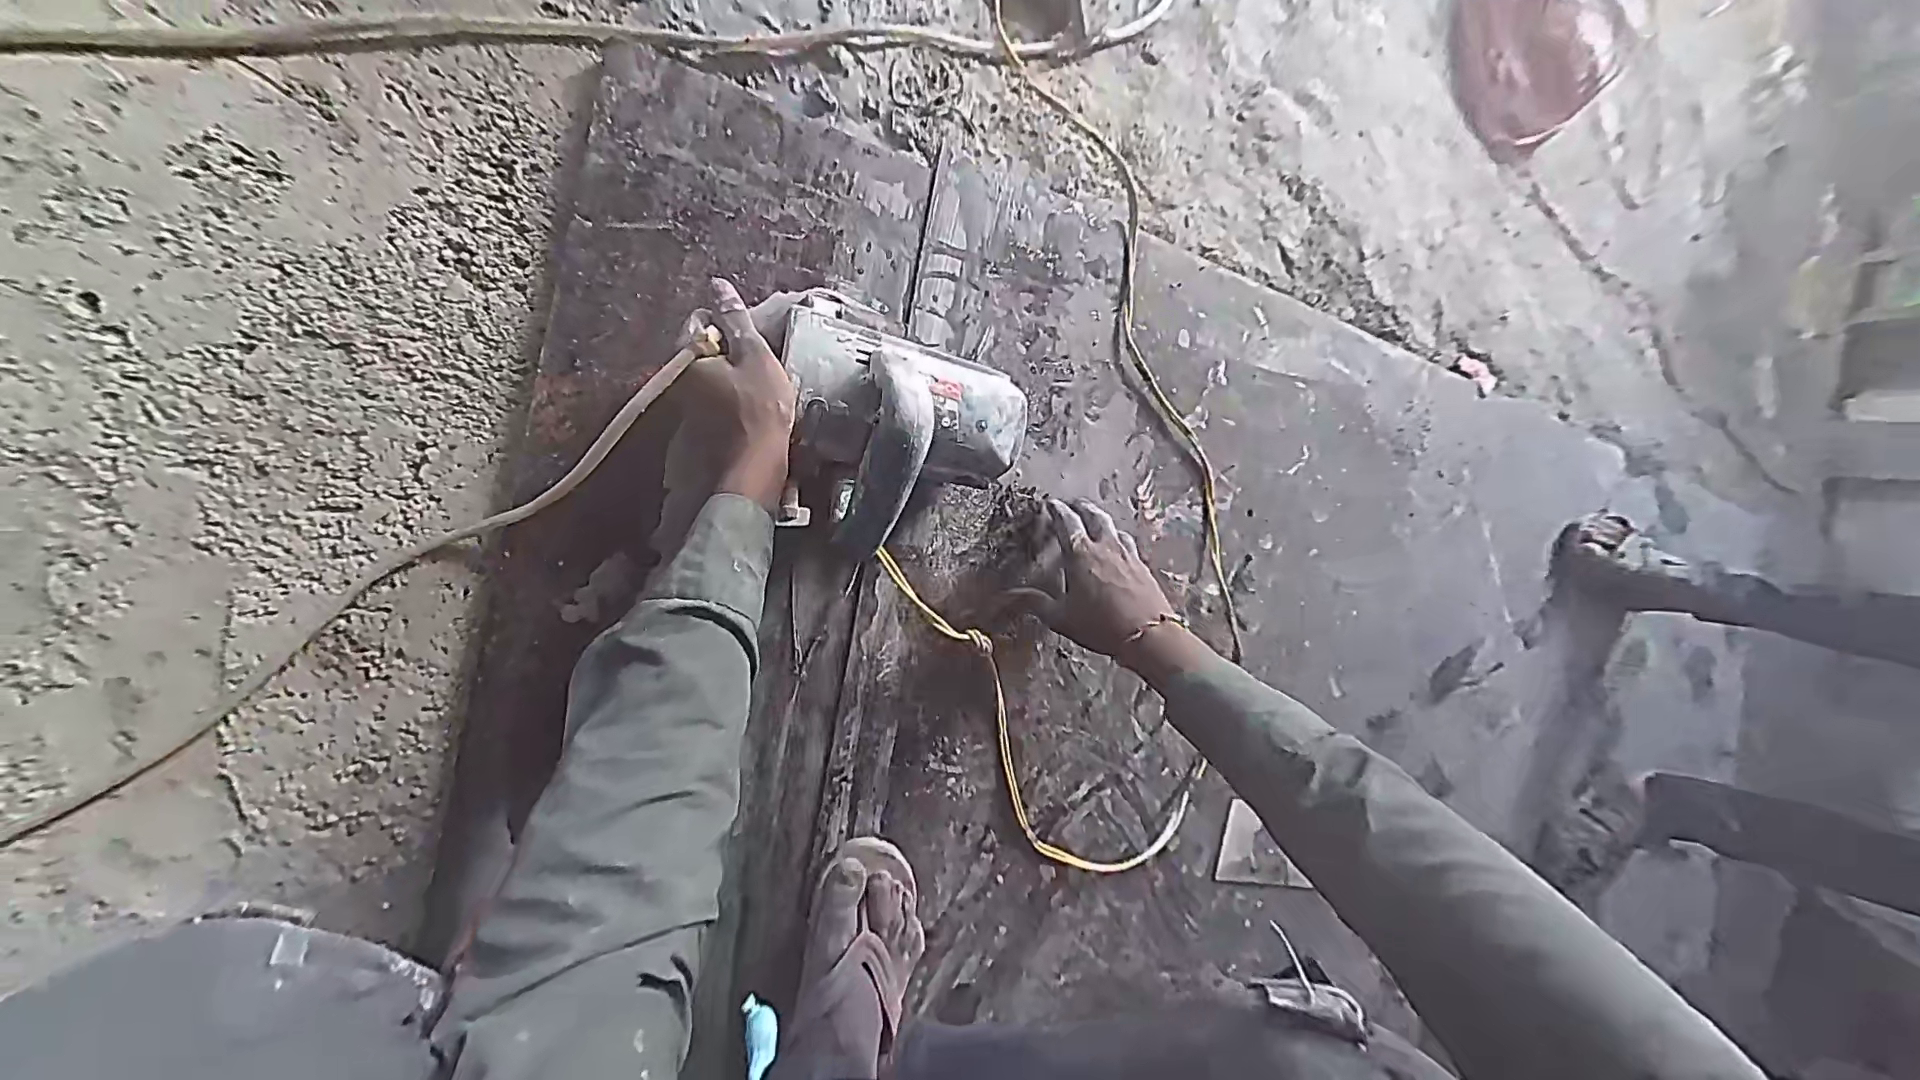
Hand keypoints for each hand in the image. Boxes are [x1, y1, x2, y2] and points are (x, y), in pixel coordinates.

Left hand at [680, 278, 798, 509]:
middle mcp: (678, 380)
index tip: (754, 342)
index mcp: (690, 356)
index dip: (730, 326)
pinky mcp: (696, 434)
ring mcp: (685, 409)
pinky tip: (750, 418)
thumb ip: (737, 320)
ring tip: (759, 394)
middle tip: (760, 368)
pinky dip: (729, 407)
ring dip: (730, 382)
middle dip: (729, 355)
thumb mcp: (756, 356)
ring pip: (709, 381)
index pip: (702, 321)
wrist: (752, 469)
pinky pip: (714, 407)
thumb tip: (718, 285)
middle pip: (704, 353)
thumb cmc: (760, 408)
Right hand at [1016, 498, 1183, 663]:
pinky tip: (1118, 546)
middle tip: (1072, 505)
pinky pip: (1128, 542)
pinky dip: (1118, 538)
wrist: (1149, 636)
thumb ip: (1036, 602)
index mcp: (1080, 555)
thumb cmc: (1102, 626)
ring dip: (1100, 519)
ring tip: (1094, 521)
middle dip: (1080, 507)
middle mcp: (1105, 547)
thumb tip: (1012, 596)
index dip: (1056, 510)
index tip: (1050, 505)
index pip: (1066, 522)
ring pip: (1112, 526)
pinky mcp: (1143, 566)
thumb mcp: (1061, 617)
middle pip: (1092, 515)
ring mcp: (1127, 554)